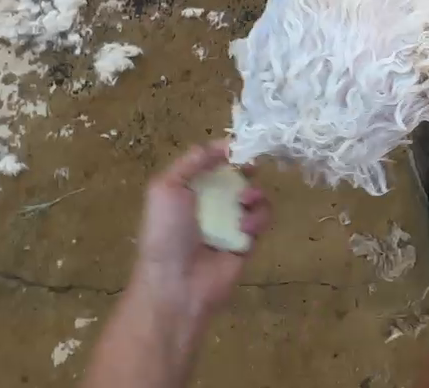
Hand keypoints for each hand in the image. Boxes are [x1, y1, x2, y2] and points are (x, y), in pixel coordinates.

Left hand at [129, 141, 270, 328]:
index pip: (212, 162)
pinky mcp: (247, 240)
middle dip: (247, 168)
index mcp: (188, 190)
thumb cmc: (166, 233)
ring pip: (254, 194)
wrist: (175, 285)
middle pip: (238, 175)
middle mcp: (210, 204)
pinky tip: (245, 227)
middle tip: (251, 168)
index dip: (227, 152)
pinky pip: (262, 218)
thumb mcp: (166, 188)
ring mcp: (230, 222)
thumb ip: (192, 160)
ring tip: (245, 201)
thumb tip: (224, 144)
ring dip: (254, 193)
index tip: (239, 147)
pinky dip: (258, 218)